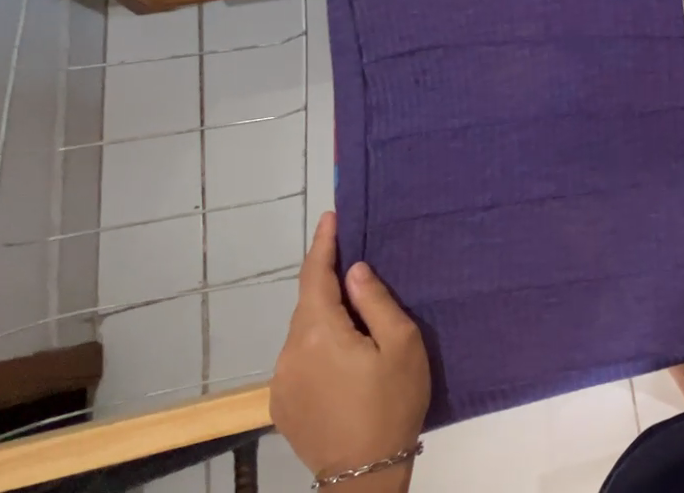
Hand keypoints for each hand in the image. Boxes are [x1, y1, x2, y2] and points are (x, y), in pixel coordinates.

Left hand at [272, 213, 430, 481]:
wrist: (363, 470)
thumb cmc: (393, 400)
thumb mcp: (401, 344)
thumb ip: (377, 302)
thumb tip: (355, 271)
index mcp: (320, 333)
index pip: (316, 277)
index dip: (322, 245)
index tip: (329, 216)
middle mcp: (290, 352)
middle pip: (309, 304)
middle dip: (330, 282)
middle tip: (360, 266)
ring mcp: (282, 380)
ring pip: (305, 331)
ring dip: (328, 316)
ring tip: (362, 320)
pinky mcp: (282, 402)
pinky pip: (302, 357)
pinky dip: (321, 344)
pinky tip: (347, 356)